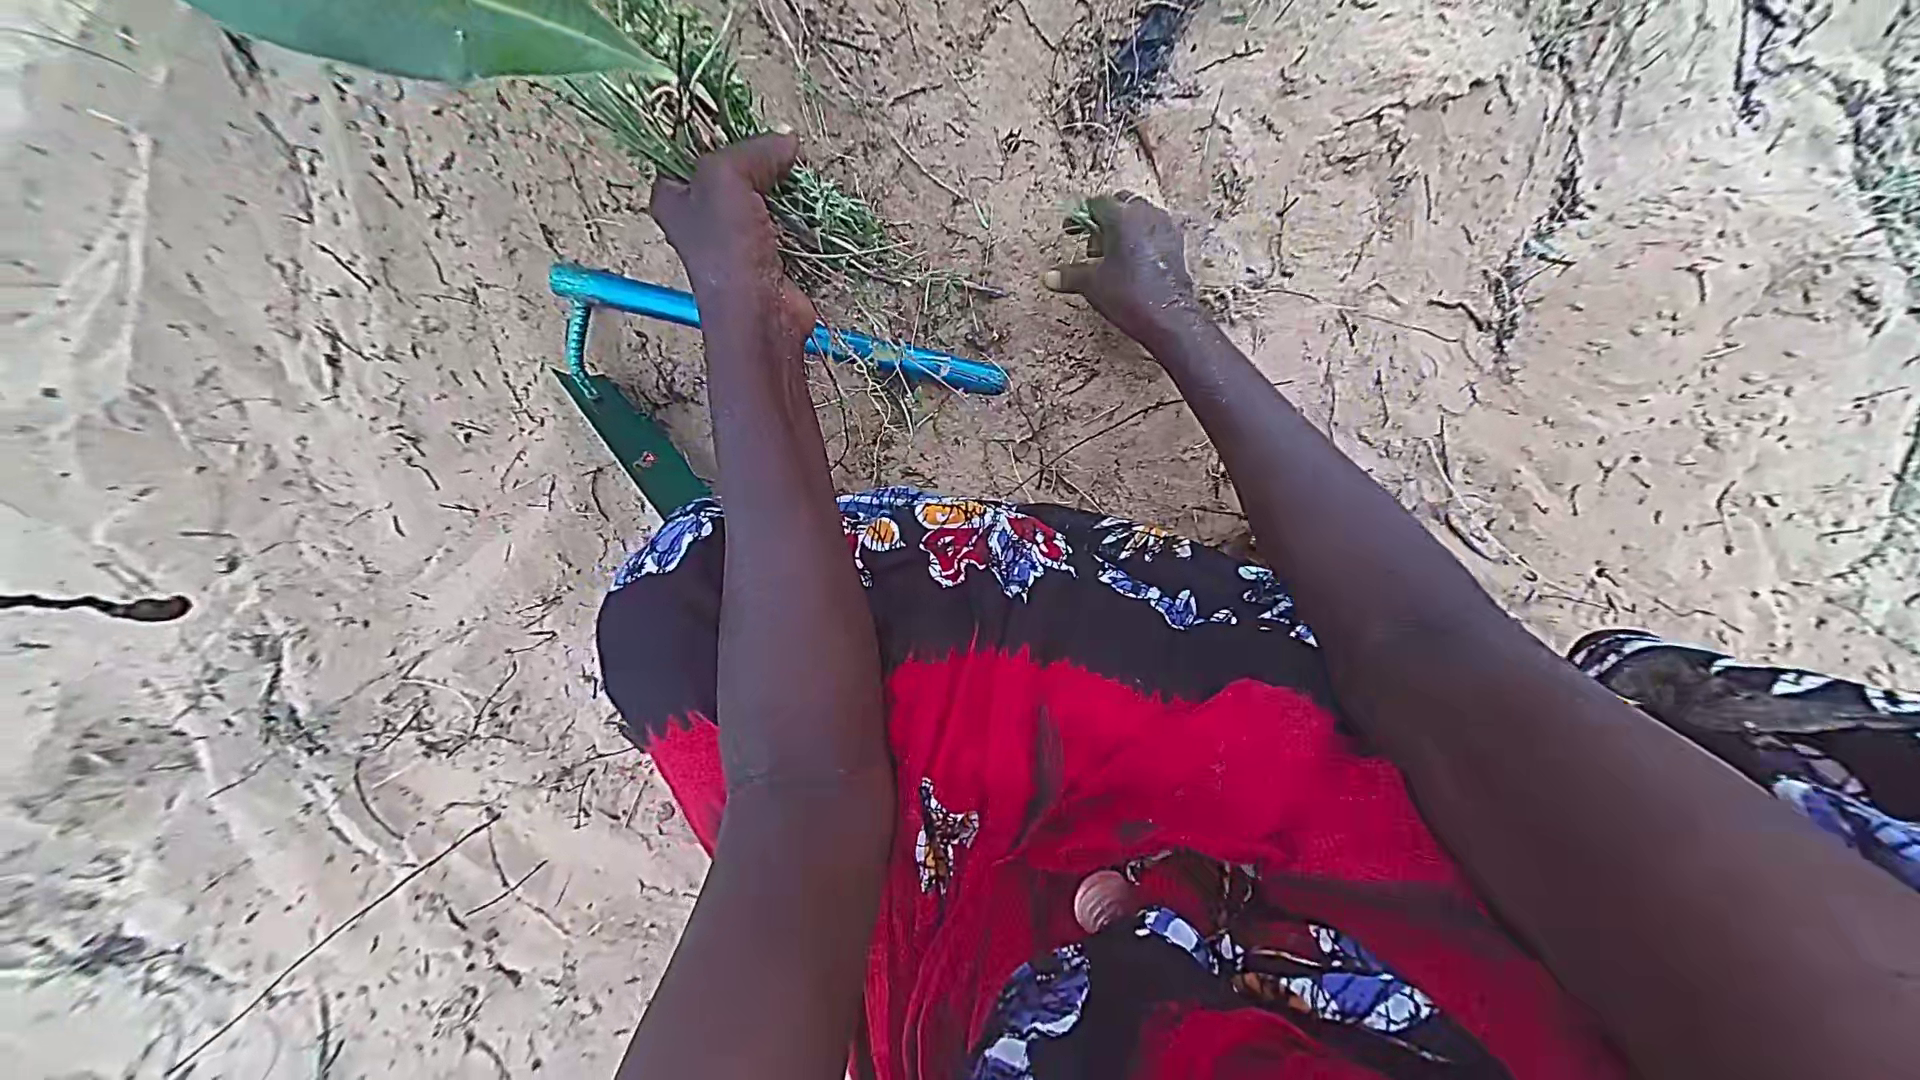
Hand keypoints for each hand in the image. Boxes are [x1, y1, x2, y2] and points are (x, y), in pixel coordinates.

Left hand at [650, 134, 816, 346]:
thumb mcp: (726, 178)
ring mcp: (738, 241)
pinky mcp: (770, 258)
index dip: (716, 134)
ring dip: (783, 189)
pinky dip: (799, 216)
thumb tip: (788, 141)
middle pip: (733, 173)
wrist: (762, 313)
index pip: (689, 150)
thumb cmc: (729, 248)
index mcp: (674, 197)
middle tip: (779, 154)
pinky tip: (809, 207)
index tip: (745, 125)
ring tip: (798, 179)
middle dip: (758, 162)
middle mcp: (702, 219)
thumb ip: (753, 150)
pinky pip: (785, 224)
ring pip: (762, 197)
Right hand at [1043, 194, 1204, 347]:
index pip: (1097, 204)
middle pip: (1120, 204)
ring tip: (1110, 256)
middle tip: (1092, 245)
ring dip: (1122, 229)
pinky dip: (1138, 240)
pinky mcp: (1176, 244)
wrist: (1167, 317)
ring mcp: (1164, 227)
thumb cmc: (1129, 295)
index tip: (1072, 230)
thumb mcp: (1092, 285)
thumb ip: (1070, 275)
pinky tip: (1131, 263)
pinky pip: (1152, 231)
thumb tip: (1048, 277)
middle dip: (1103, 221)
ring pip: (1138, 216)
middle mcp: (1146, 215)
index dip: (1081, 216)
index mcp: (1122, 218)